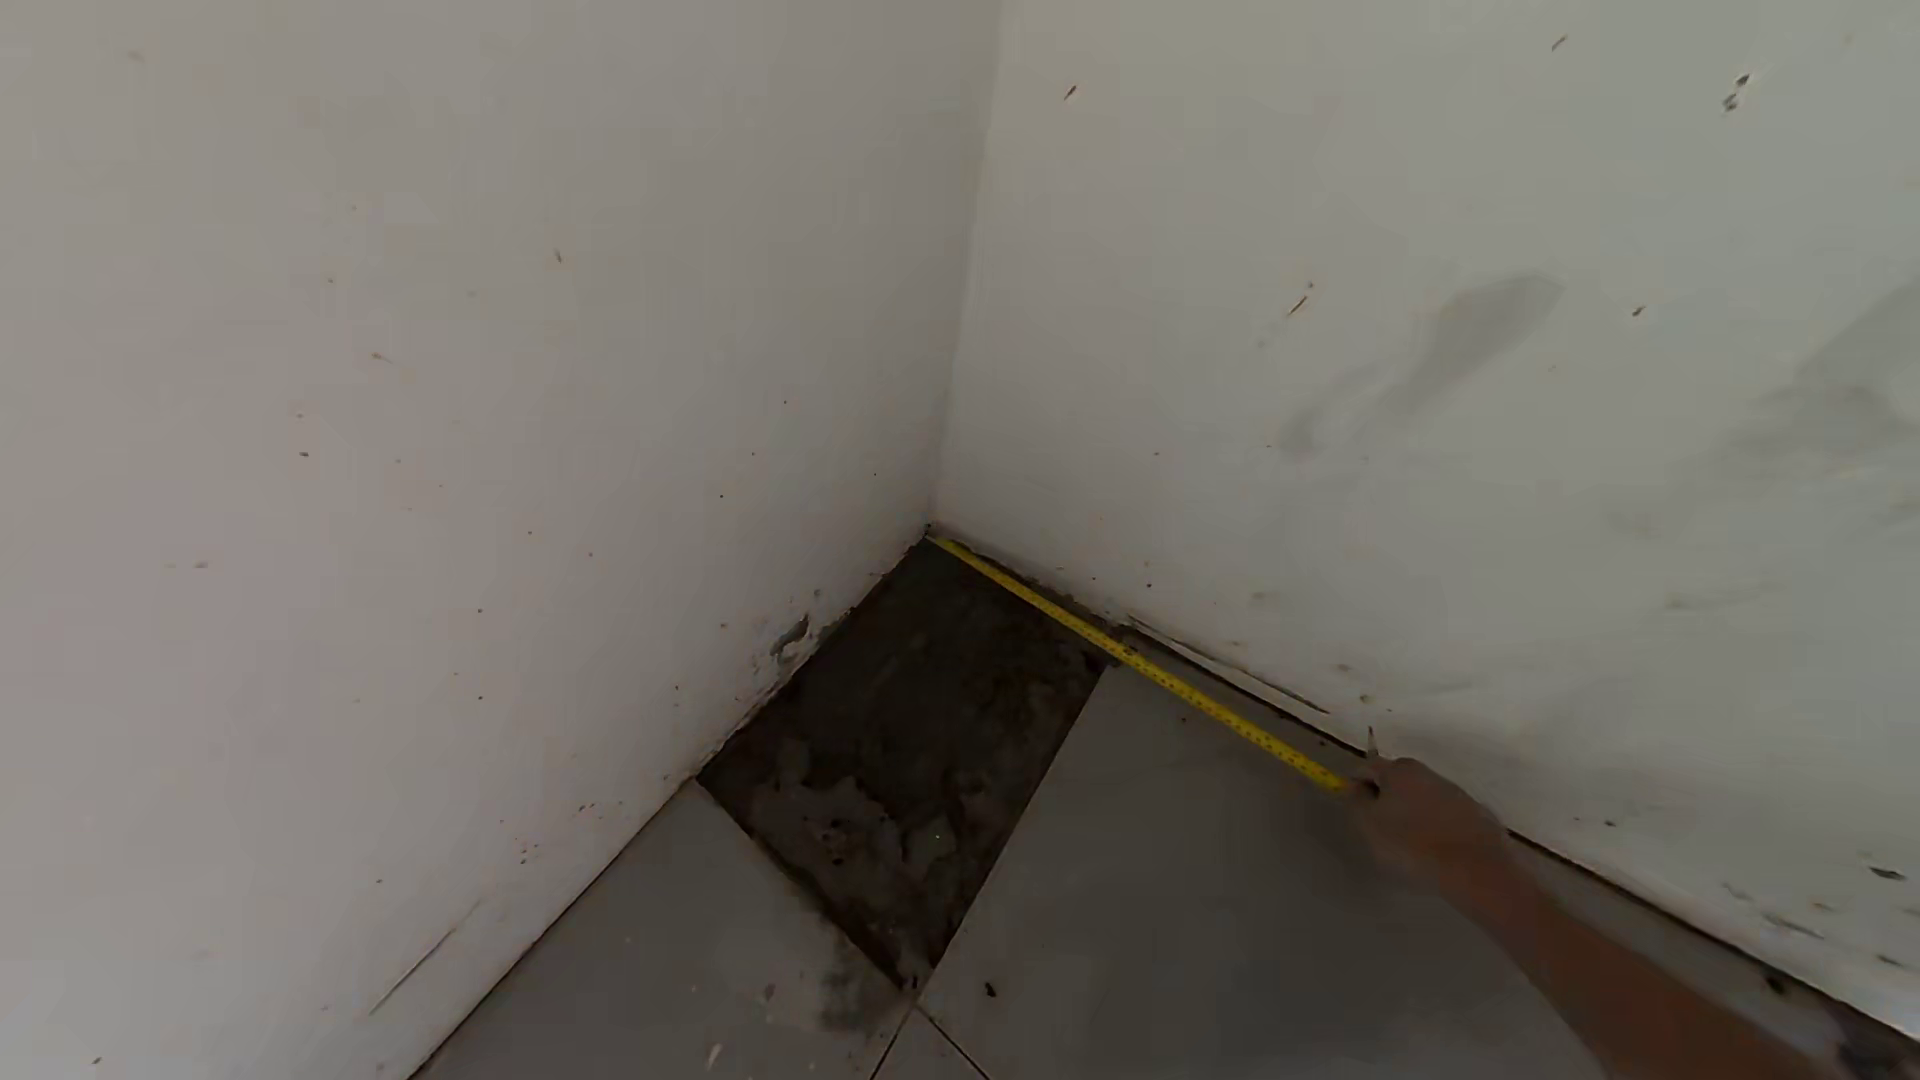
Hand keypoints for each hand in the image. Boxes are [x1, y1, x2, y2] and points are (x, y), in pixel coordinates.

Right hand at [1350, 754, 1524, 910]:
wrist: (1480, 874)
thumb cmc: (1412, 844)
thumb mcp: (1367, 823)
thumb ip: (1355, 800)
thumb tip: (1357, 788)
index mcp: (1399, 769)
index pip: (1366, 768)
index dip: (1356, 787)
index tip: (1357, 812)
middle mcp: (1428, 773)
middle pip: (1397, 781)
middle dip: (1387, 799)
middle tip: (1383, 828)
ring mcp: (1459, 794)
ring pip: (1424, 798)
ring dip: (1414, 813)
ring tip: (1414, 844)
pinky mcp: (1481, 817)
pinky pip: (1449, 817)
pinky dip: (1440, 827)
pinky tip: (1440, 851)